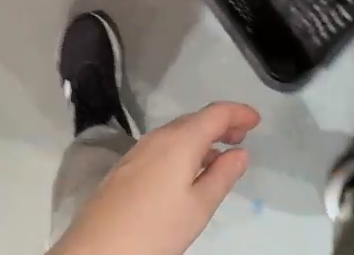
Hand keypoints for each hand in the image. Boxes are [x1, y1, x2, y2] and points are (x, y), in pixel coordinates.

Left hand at [51, 102, 260, 254]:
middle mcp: (158, 137)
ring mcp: (138, 150)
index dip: (238, 113)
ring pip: (178, 134)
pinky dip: (183, 150)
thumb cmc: (155, 229)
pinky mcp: (126, 167)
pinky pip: (163, 147)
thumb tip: (240, 153)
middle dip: (221, 124)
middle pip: (195, 120)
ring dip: (201, 138)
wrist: (96, 250)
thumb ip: (222, 176)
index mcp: (180, 140)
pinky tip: (187, 173)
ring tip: (219, 156)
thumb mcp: (198, 208)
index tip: (257, 120)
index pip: (215, 113)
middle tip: (242, 136)